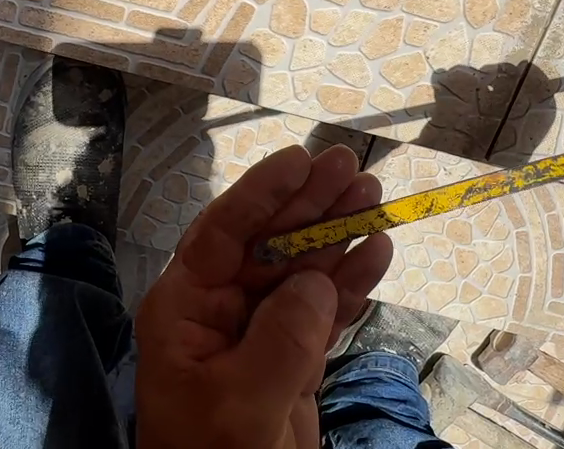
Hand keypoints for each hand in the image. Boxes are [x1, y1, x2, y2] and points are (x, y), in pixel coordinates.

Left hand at [135, 144, 393, 448]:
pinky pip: (324, 310)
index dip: (261, 192)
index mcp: (185, 307)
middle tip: (350, 165)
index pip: (222, 232)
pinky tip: (377, 251)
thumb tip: (316, 281)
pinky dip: (352, 283)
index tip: (299, 158)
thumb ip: (280, 339)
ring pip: (302, 269)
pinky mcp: (292, 358)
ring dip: (338, 233)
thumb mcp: (241, 405)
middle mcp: (220, 307)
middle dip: (309, 203)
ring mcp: (259, 331)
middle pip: (268, 241)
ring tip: (373, 195)